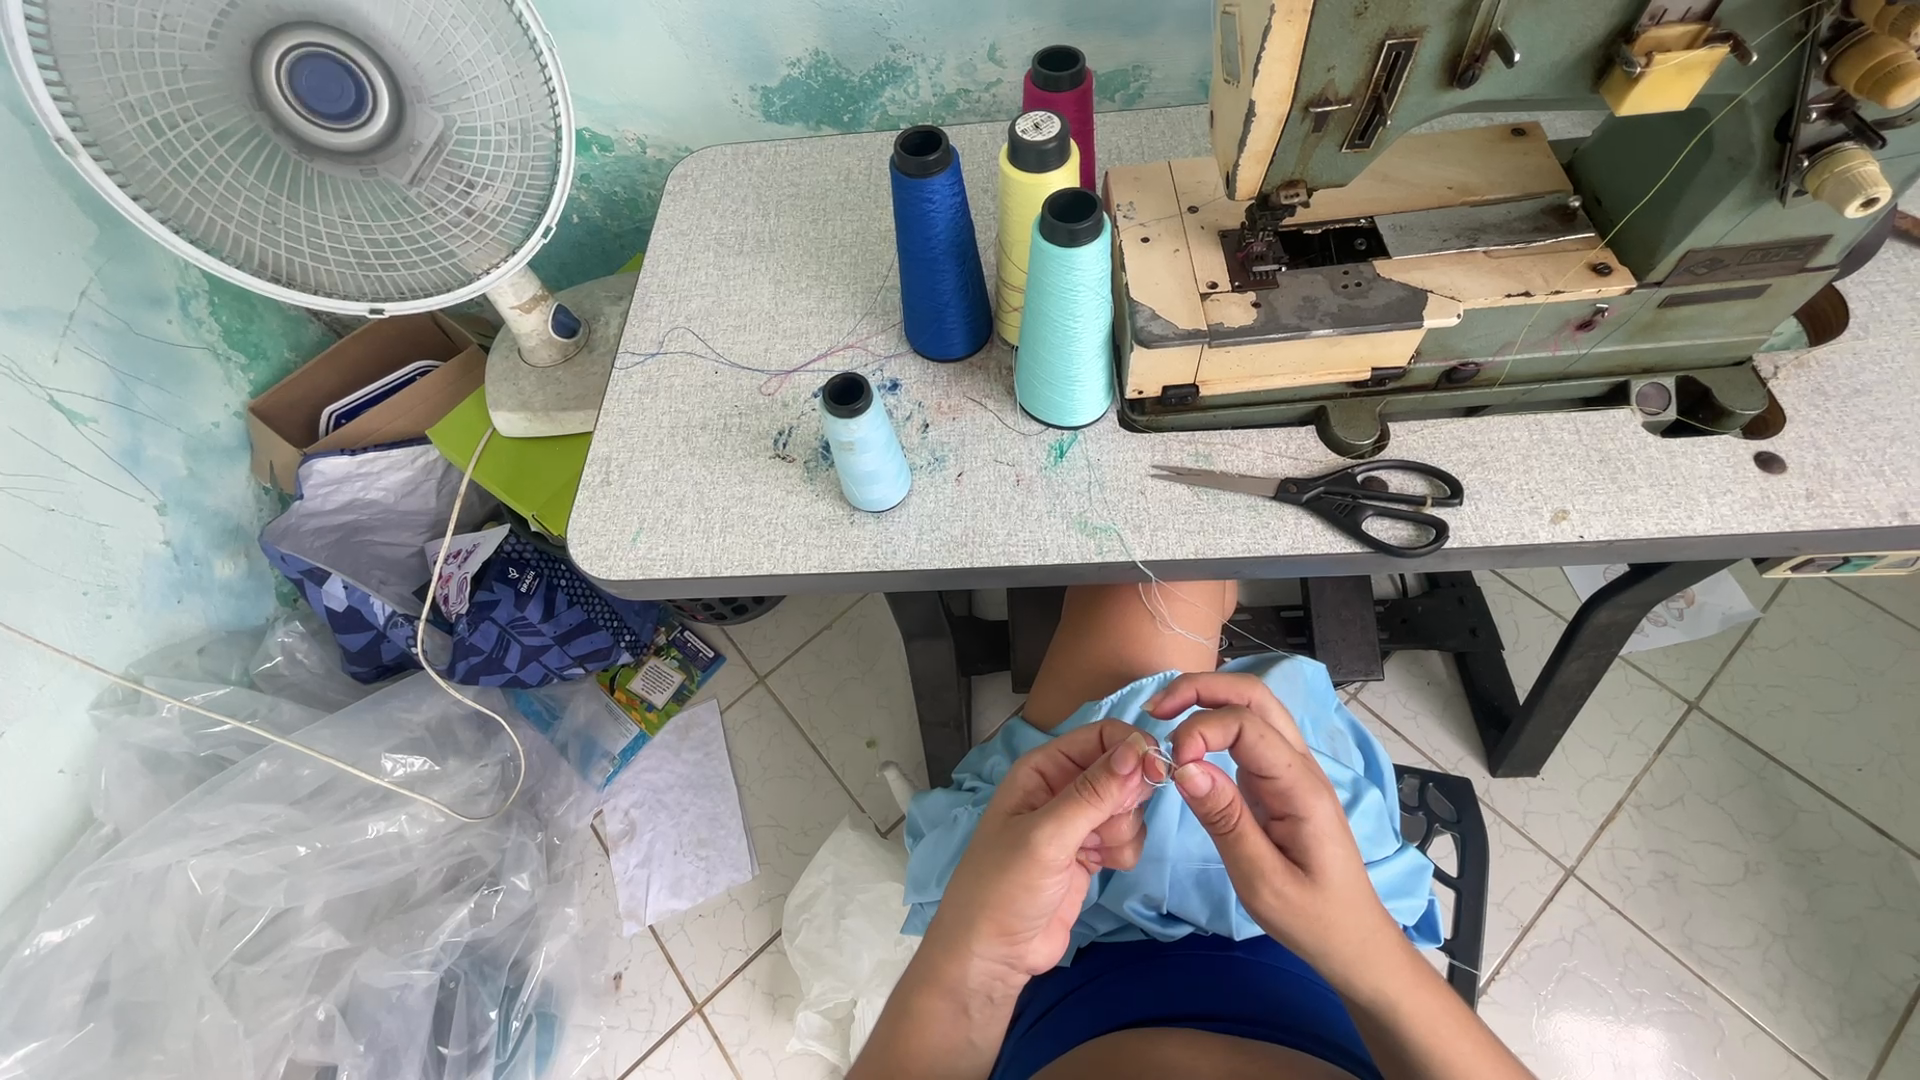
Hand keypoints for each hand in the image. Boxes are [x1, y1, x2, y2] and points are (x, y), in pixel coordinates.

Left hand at [921, 720, 1164, 987]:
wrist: (993, 954)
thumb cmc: (1005, 886)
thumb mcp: (1047, 836)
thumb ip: (1093, 792)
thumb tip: (1138, 748)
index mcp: (1043, 767)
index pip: (1100, 736)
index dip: (1132, 748)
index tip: (1156, 772)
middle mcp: (1061, 786)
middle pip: (1122, 769)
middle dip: (1127, 796)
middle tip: (1107, 826)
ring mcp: (1077, 821)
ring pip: (1128, 805)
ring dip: (1124, 828)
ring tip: (1094, 852)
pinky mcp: (1090, 852)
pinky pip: (1126, 836)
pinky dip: (1124, 850)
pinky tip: (1101, 867)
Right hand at [1147, 673, 1406, 986]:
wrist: (1353, 941)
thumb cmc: (1311, 917)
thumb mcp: (1262, 881)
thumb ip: (1224, 820)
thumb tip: (1183, 766)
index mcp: (1300, 787)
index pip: (1246, 725)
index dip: (1200, 729)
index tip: (1171, 764)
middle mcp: (1299, 764)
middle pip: (1253, 695)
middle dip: (1199, 688)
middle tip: (1154, 710)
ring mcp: (1290, 768)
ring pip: (1252, 704)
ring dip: (1205, 698)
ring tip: (1162, 715)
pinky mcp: (1278, 778)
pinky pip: (1248, 730)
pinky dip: (1212, 719)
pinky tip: (1187, 738)